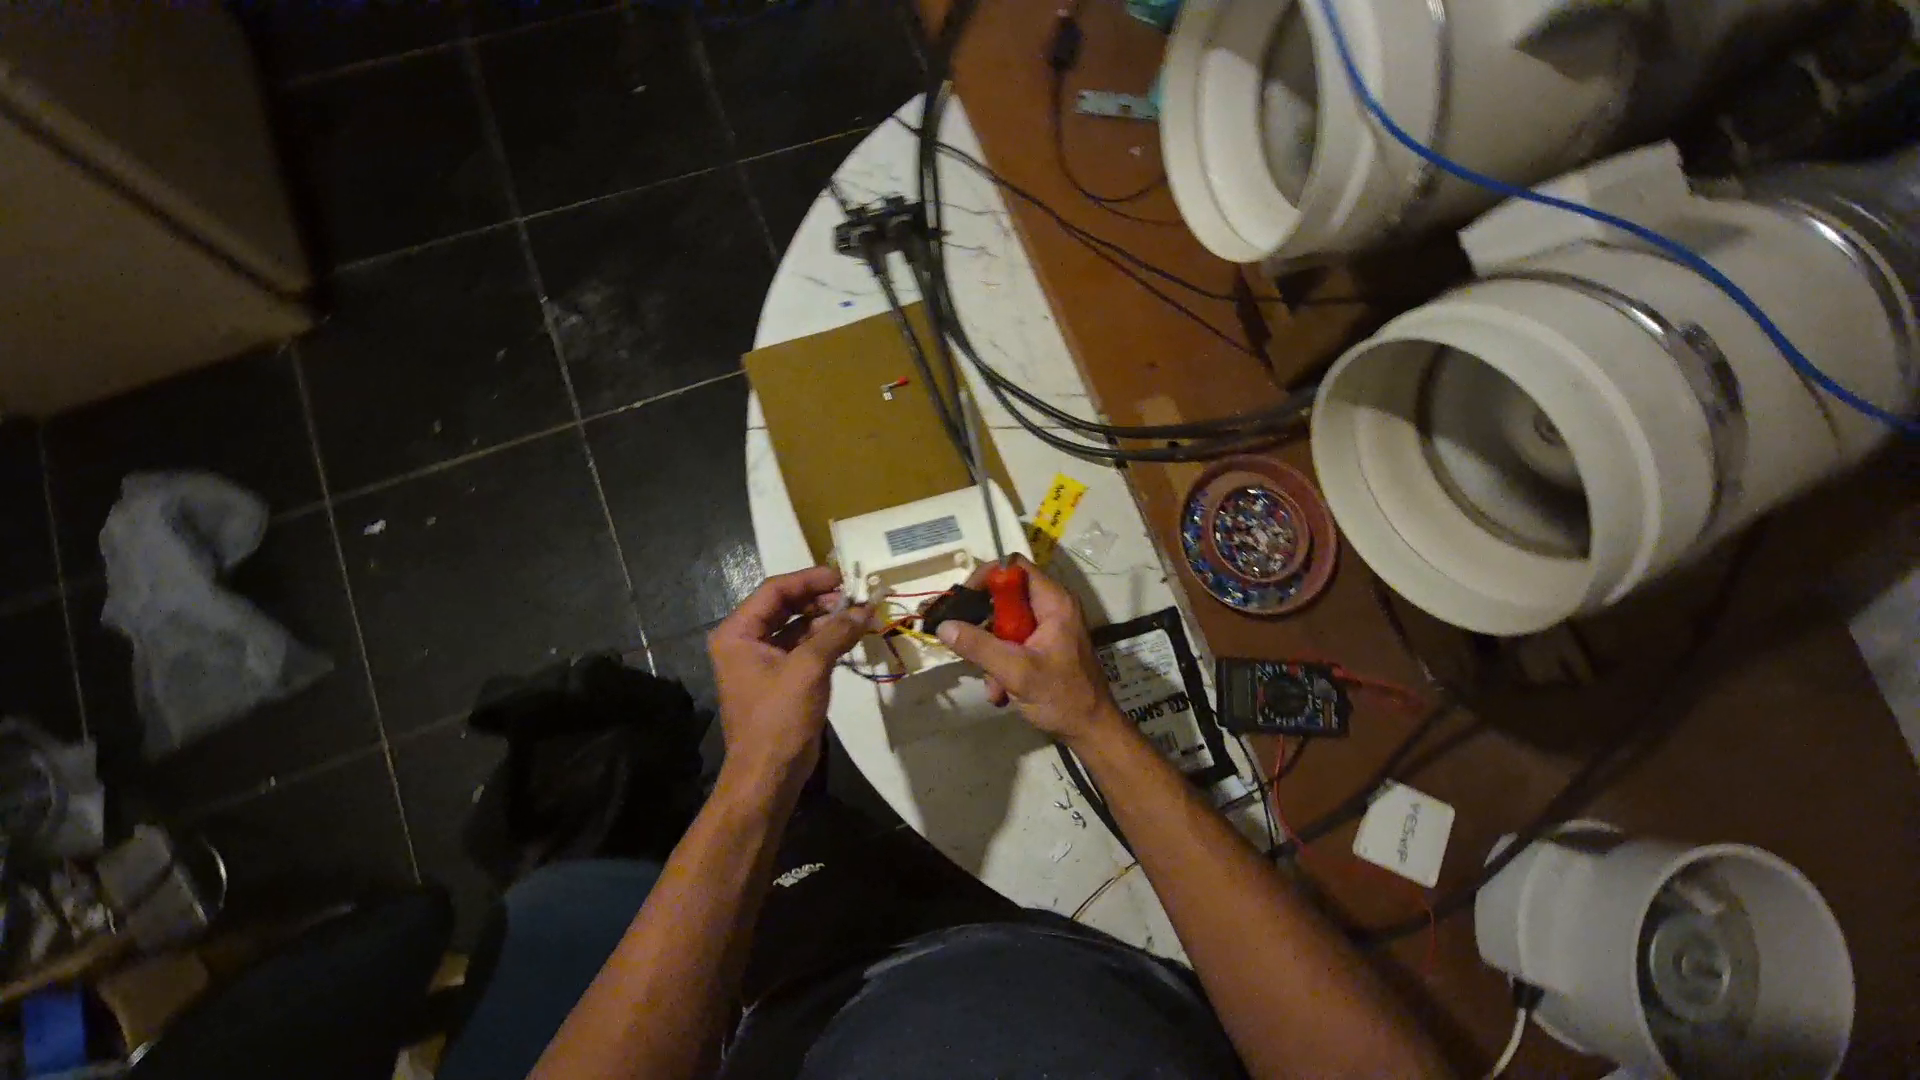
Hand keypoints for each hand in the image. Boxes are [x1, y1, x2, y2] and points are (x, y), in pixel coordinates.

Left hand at [708, 566, 868, 782]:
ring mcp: (762, 661)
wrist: (768, 775)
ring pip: (796, 627)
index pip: (775, 590)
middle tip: (855, 596)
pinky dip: (825, 641)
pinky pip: (802, 649)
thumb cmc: (779, 718)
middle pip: (785, 606)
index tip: (843, 576)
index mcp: (737, 633)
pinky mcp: (779, 680)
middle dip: (820, 599)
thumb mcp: (809, 669)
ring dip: (826, 620)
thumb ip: (837, 633)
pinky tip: (850, 637)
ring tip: (859, 615)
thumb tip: (865, 608)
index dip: (810, 579)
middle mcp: (745, 642)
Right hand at [934, 556, 1123, 746]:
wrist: (1092, 730)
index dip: (985, 577)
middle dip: (983, 629)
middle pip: (1003, 597)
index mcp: (1053, 601)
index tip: (964, 602)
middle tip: (966, 647)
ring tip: (993, 685)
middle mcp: (1051, 607)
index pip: (1013, 567)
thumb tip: (943, 626)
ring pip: (1003, 625)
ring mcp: (1047, 628)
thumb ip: (979, 647)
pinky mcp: (1043, 647)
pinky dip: (1001, 666)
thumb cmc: (1062, 696)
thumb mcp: (1016, 671)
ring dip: (990, 655)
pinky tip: (1001, 693)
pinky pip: (1011, 644)